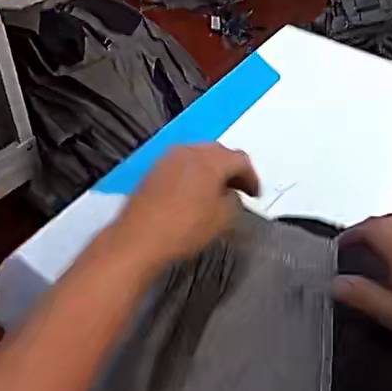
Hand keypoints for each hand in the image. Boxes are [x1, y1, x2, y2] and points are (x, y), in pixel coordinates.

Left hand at [103, 144, 260, 271]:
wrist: (137, 240)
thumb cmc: (185, 228)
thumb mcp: (223, 219)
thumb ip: (234, 200)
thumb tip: (230, 193)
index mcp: (213, 159)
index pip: (241, 161)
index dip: (251, 178)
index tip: (254, 195)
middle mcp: (192, 151)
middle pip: (220, 153)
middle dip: (232, 170)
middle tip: (239, 189)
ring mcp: (170, 158)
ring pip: (200, 156)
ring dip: (212, 170)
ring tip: (216, 190)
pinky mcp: (155, 169)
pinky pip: (183, 164)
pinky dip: (193, 173)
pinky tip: (193, 192)